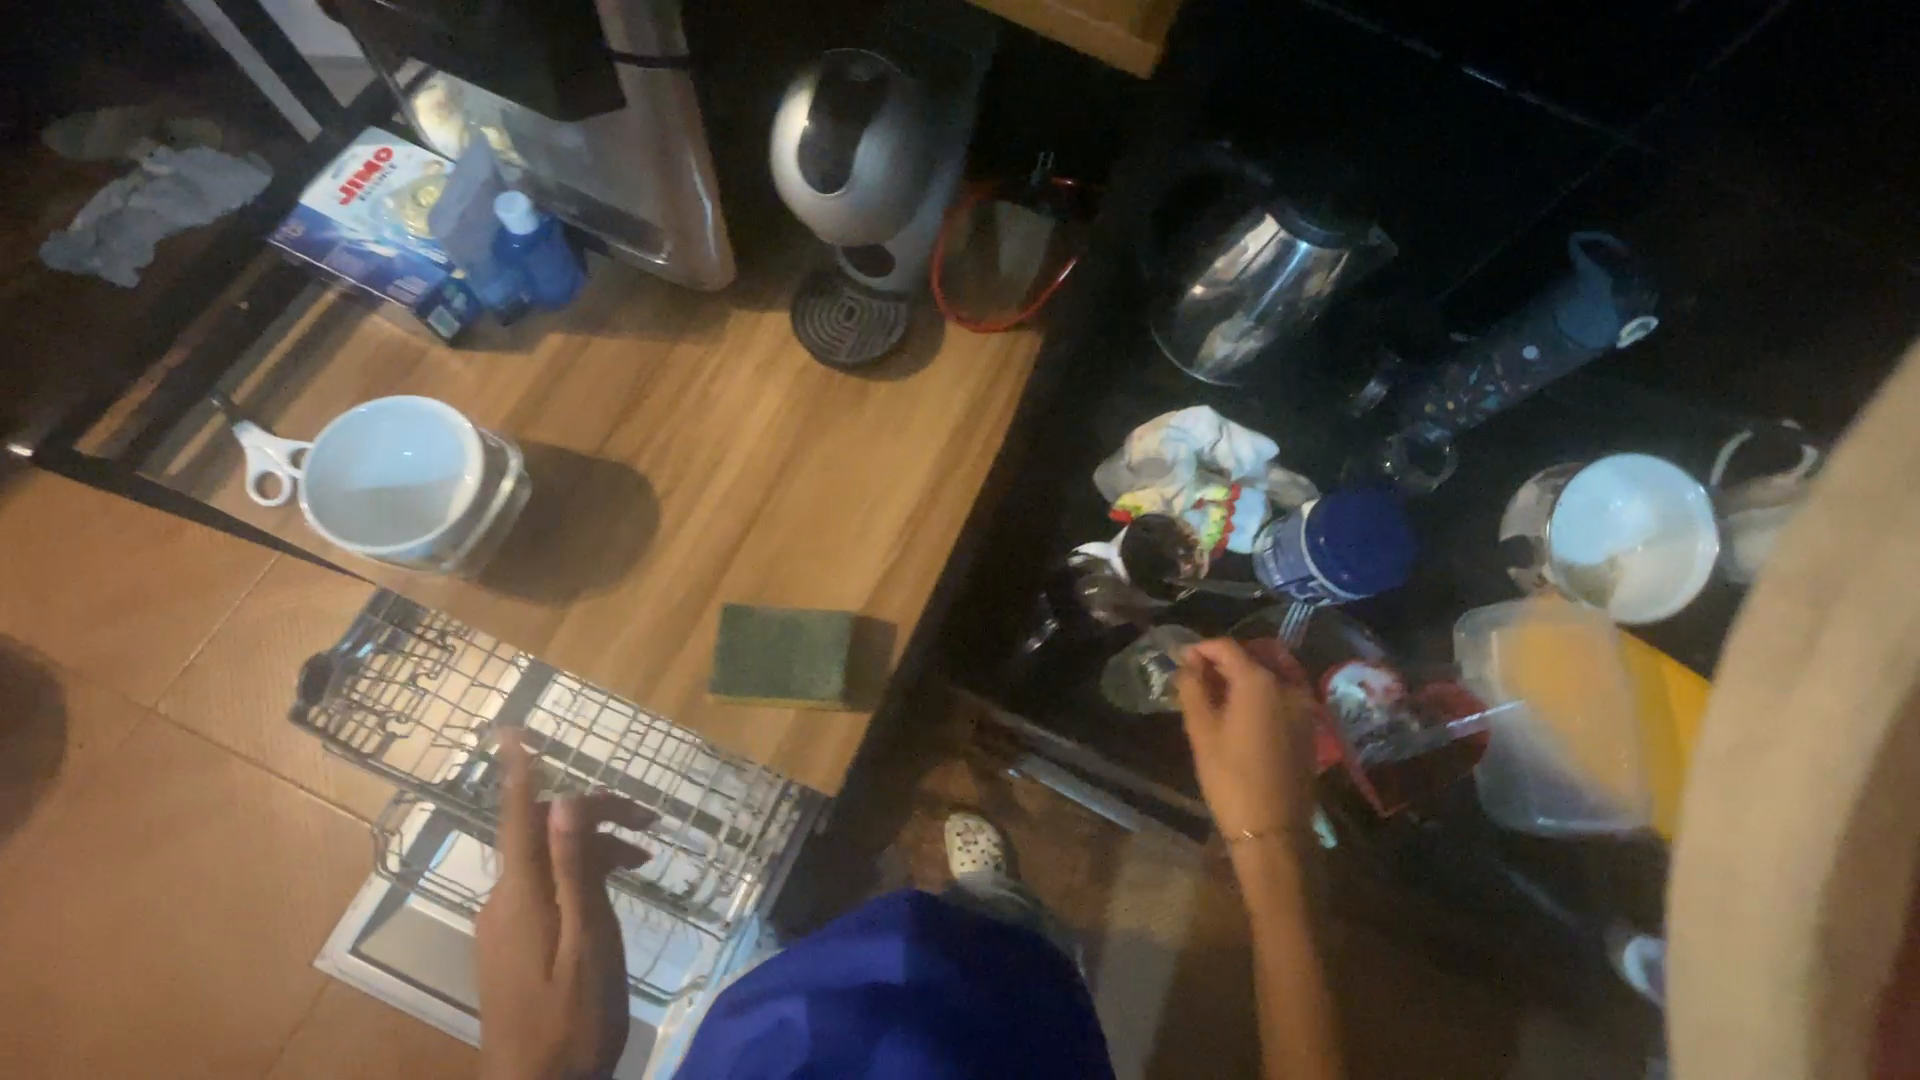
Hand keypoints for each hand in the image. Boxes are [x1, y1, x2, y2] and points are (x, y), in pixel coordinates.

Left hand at [477, 734, 654, 1079]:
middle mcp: (505, 899)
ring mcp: (505, 923)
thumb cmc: (573, 1015)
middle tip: (650, 822)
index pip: (519, 816)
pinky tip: (614, 890)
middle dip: (596, 814)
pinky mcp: (512, 943)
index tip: (510, 730)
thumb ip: (574, 870)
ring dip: (594, 847)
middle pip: (545, 833)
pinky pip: (546, 887)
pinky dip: (582, 874)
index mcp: (521, 894)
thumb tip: (565, 800)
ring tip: (644, 860)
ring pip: (549, 860)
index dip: (519, 770)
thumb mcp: (587, 939)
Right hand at [1176, 638, 1320, 838]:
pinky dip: (1261, 693)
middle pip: (1252, 657)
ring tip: (1218, 694)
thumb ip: (1192, 687)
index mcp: (1259, 681)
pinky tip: (1242, 712)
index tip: (1181, 658)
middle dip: (1223, 661)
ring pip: (1270, 675)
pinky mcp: (1309, 726)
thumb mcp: (1201, 730)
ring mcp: (1303, 706)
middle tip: (1197, 676)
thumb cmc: (1230, 777)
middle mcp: (1287, 685)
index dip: (1201, 648)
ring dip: (1243, 676)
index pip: (1227, 647)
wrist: (1274, 829)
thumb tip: (1188, 662)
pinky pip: (1282, 694)